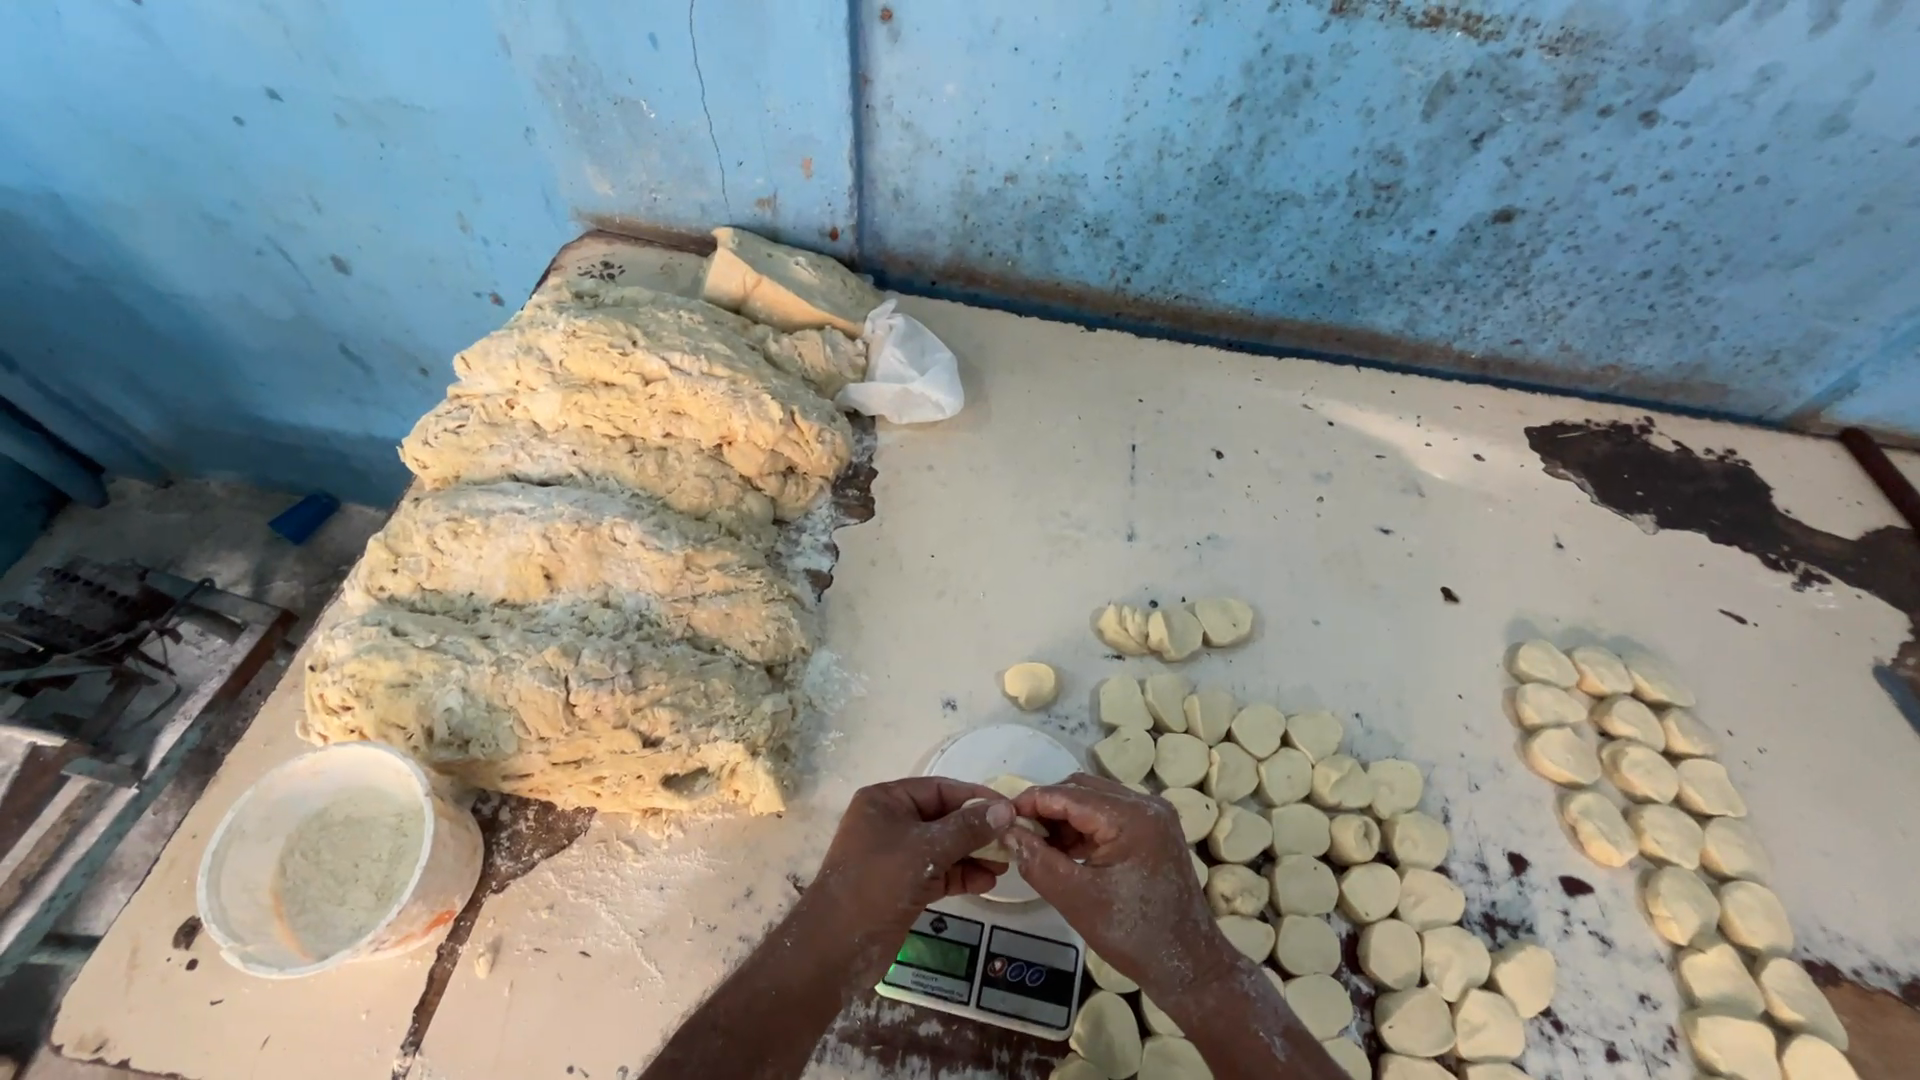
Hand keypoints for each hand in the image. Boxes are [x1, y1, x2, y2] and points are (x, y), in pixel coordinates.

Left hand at [810, 777, 1015, 944]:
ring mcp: (896, 855)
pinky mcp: (902, 885)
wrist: (835, 947)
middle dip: (977, 830)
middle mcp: (890, 822)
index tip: (1009, 810)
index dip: (975, 798)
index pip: (939, 789)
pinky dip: (960, 875)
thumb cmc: (876, 884)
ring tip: (1005, 864)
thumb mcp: (925, 850)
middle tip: (1012, 841)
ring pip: (944, 847)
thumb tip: (1005, 810)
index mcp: (886, 801)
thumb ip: (967, 828)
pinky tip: (986, 882)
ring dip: (973, 854)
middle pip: (944, 818)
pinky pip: (938, 872)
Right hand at [1006, 774, 1236, 997]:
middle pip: (1082, 789)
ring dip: (1064, 818)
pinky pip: (1109, 816)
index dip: (1031, 802)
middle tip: (1018, 832)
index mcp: (1132, 816)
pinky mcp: (1153, 831)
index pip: (1068, 794)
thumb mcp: (1075, 897)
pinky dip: (1084, 828)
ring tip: (1037, 844)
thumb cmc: (1132, 934)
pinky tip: (1065, 851)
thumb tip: (1005, 831)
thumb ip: (1036, 859)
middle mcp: (1146, 805)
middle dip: (1047, 808)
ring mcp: (1153, 817)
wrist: (1188, 966)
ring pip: (1094, 801)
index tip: (1000, 817)